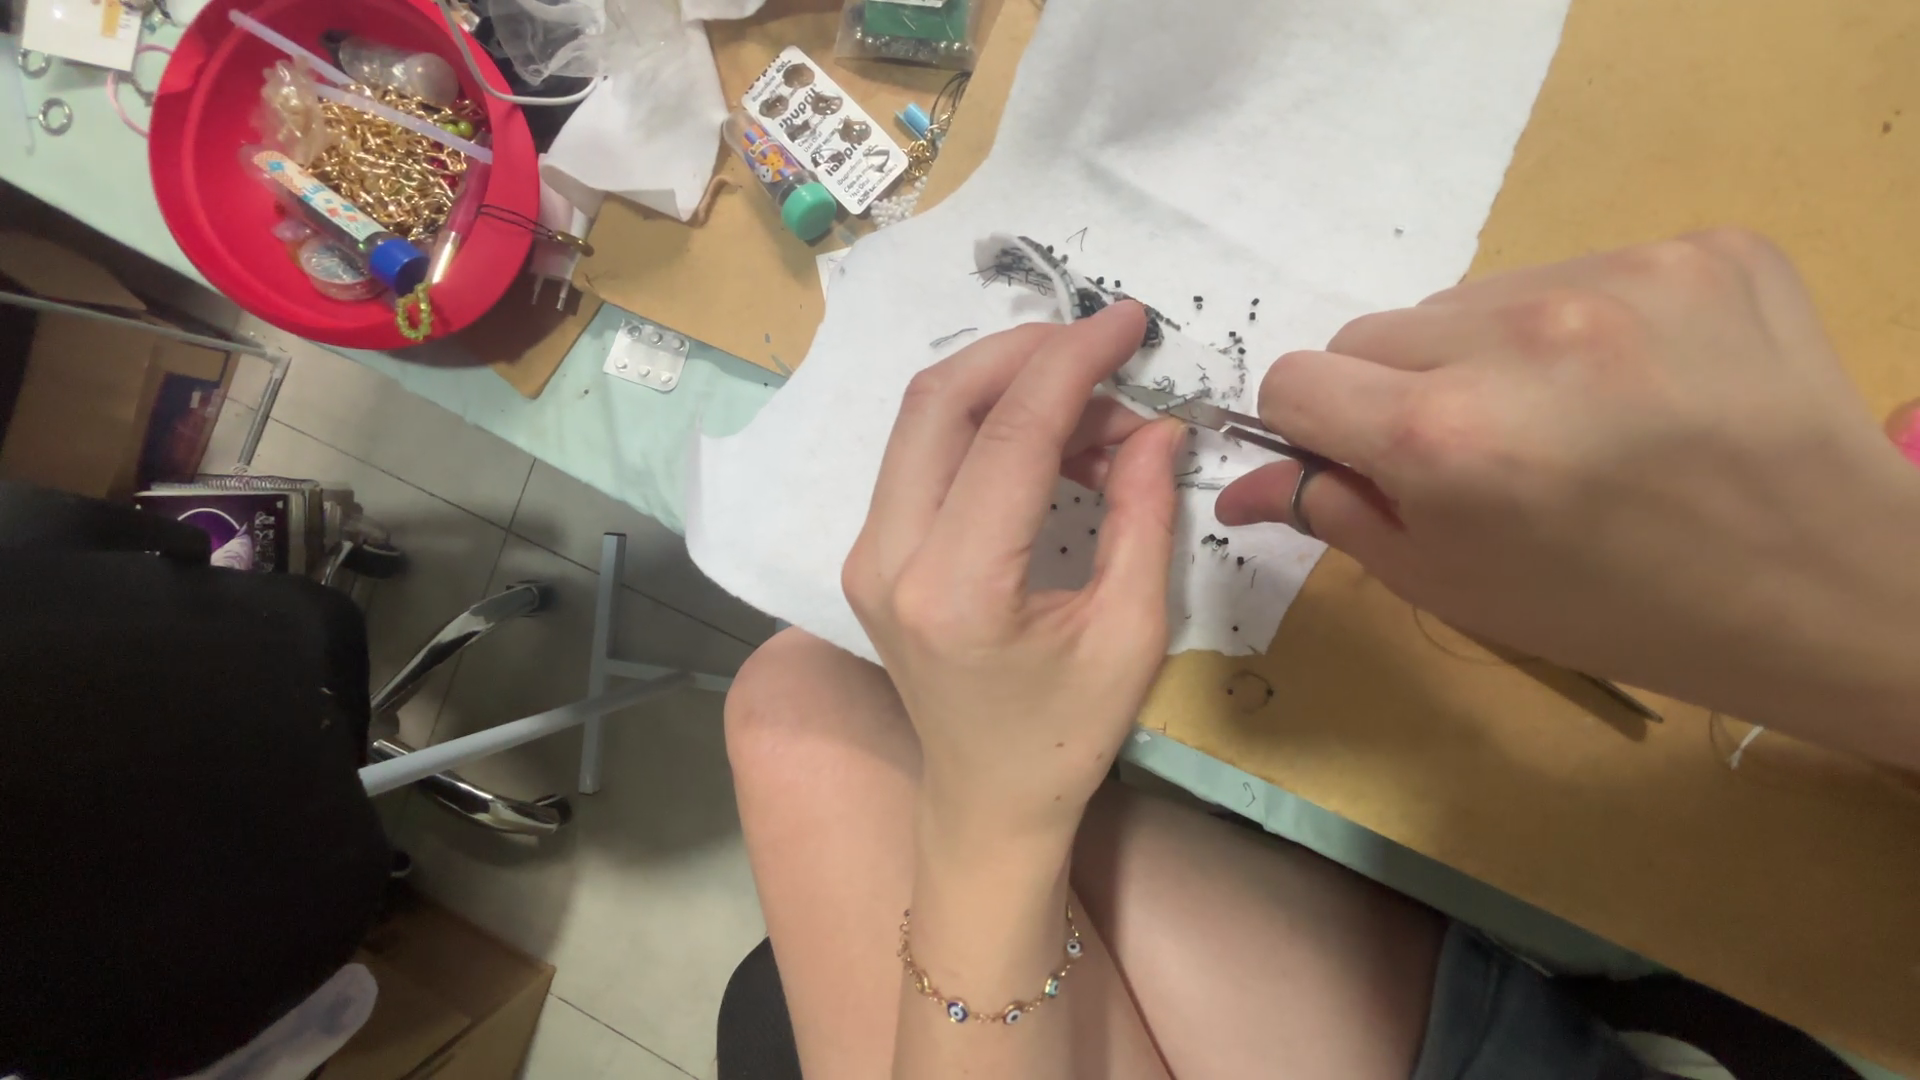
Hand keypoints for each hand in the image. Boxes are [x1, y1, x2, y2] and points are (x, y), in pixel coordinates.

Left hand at [843, 303, 1184, 846]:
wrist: (984, 798)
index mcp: (955, 588)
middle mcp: (888, 558)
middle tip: (1104, 349)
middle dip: (1026, 353)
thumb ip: (1143, 515)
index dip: (1072, 362)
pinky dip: (986, 427)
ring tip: (1096, 420)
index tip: (1127, 323)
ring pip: (924, 419)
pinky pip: (923, 456)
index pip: (1008, 434)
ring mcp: (867, 553)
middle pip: (939, 400)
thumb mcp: (1129, 632)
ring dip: (1008, 390)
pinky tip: (1052, 450)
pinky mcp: (871, 553)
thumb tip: (1156, 424)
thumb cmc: (1064, 737)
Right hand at [1216, 230, 1919, 753]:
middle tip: (1456, 449)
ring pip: (1456, 302)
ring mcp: (1617, 278)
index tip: (1352, 455)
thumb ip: (1324, 511)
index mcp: (1442, 435)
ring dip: (1466, 356)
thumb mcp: (1436, 577)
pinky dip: (1553, 330)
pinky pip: (1554, 275)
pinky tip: (1616, 384)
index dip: (1307, 424)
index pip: (1293, 379)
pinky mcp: (1697, 248)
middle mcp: (1517, 337)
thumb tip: (1233, 487)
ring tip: (1545, 417)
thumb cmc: (1598, 605)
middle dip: (1384, 391)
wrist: (1826, 586)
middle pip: (1367, 334)